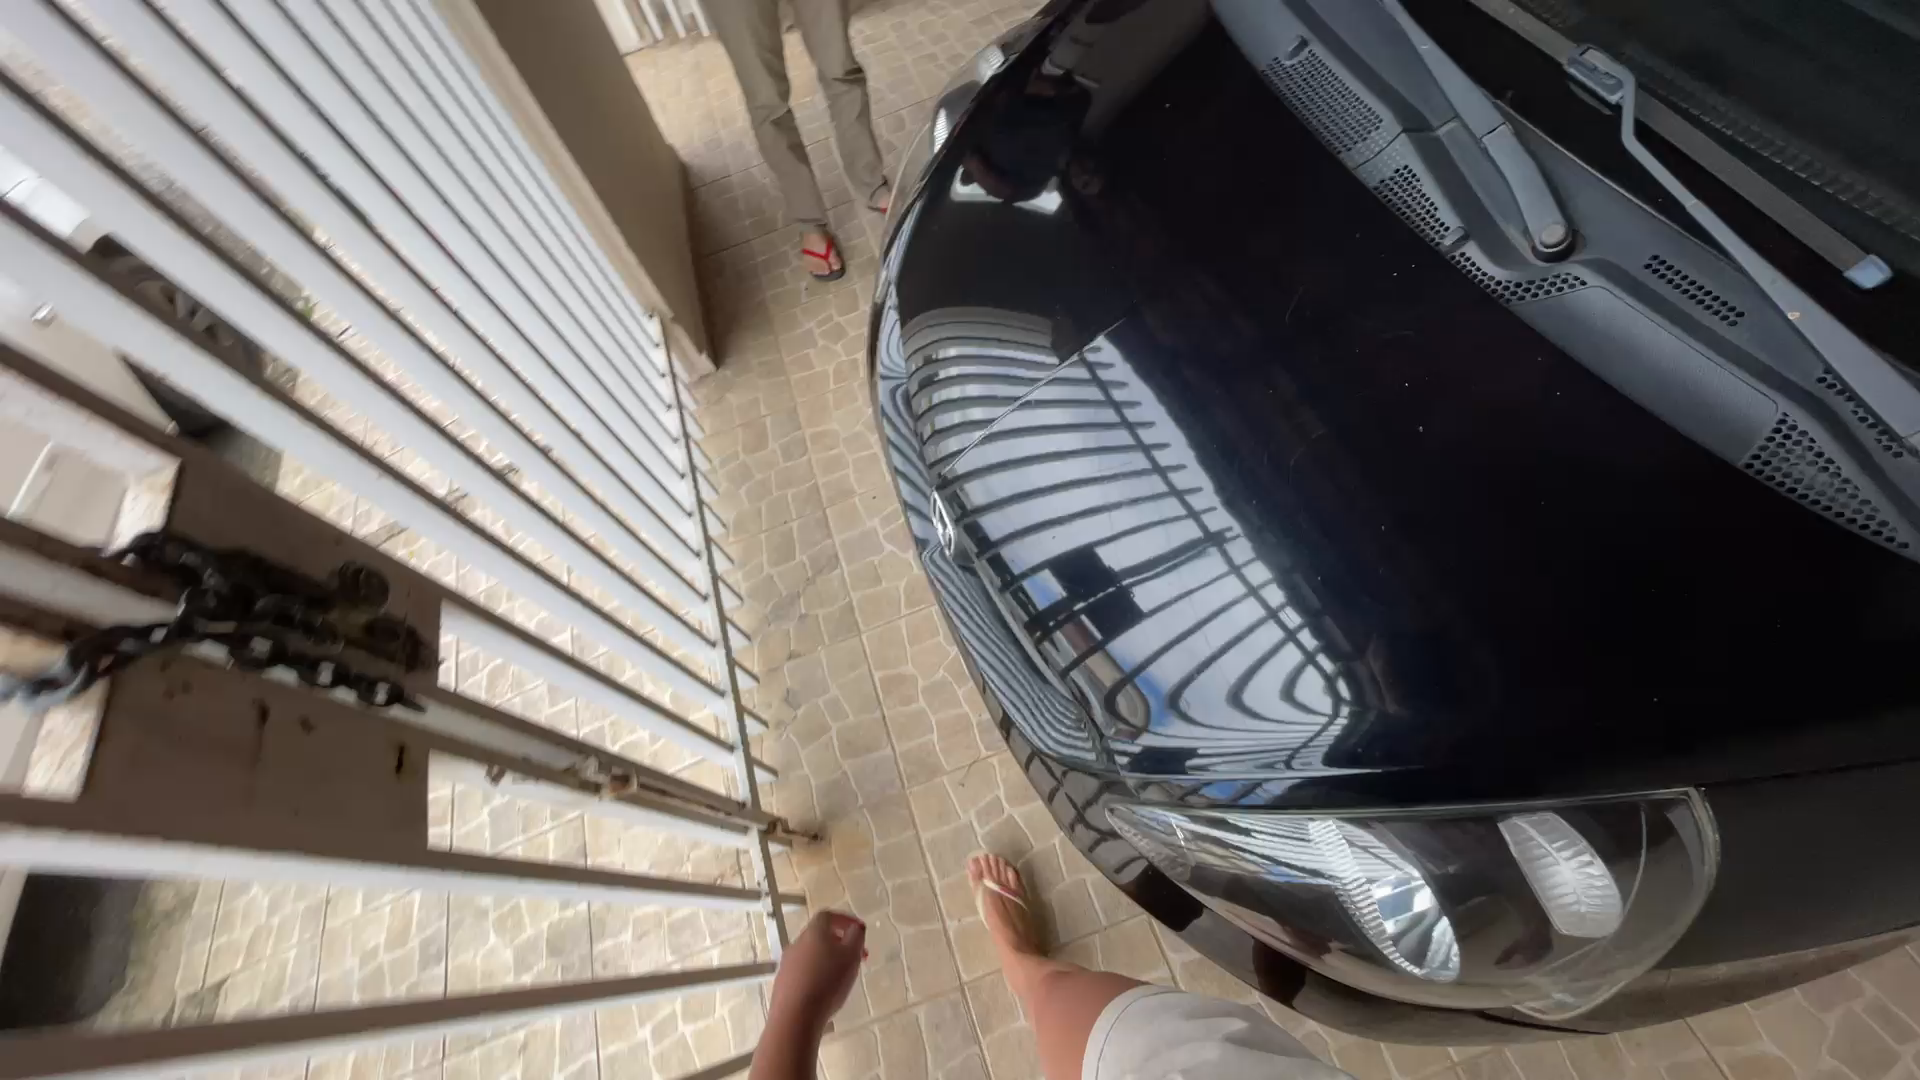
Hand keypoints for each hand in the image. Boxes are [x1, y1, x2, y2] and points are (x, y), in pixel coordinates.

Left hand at [766, 911, 865, 1035]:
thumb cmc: (827, 982)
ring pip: (811, 955)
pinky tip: (825, 992)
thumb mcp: (851, 955)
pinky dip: (816, 976)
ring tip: (842, 977)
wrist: (794, 1018)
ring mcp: (786, 964)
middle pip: (819, 935)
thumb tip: (855, 928)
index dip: (845, 920)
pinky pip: (803, 973)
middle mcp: (797, 943)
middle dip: (840, 943)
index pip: (828, 915)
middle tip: (855, 958)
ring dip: (828, 960)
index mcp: (813, 931)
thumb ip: (856, 937)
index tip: (859, 931)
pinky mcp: (782, 985)